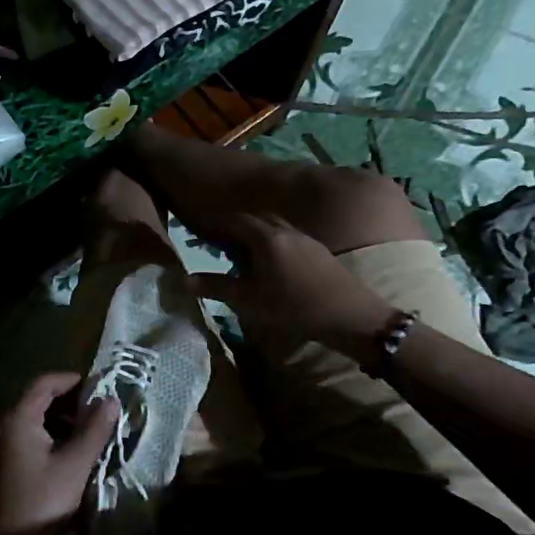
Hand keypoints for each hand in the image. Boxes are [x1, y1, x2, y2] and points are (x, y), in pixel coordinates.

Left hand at [0, 373, 118, 534]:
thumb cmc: (44, 502)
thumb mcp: (75, 464)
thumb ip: (94, 429)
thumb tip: (111, 400)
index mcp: (17, 417)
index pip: (44, 383)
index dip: (72, 380)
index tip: (100, 387)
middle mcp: (3, 423)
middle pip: (37, 398)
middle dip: (70, 400)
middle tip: (99, 410)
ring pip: (33, 416)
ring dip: (61, 418)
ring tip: (90, 430)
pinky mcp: (2, 459)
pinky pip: (27, 433)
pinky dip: (50, 432)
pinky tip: (71, 448)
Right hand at [190, 212, 398, 364]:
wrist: (351, 317)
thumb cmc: (294, 307)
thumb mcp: (248, 300)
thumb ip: (215, 287)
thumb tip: (183, 279)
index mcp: (266, 237)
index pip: (233, 219)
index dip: (213, 224)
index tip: (197, 232)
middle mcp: (286, 230)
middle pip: (254, 218)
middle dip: (233, 226)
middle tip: (217, 242)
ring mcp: (306, 239)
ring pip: (273, 226)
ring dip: (254, 232)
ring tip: (241, 253)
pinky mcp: (319, 251)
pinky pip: (287, 236)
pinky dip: (271, 241)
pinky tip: (269, 263)